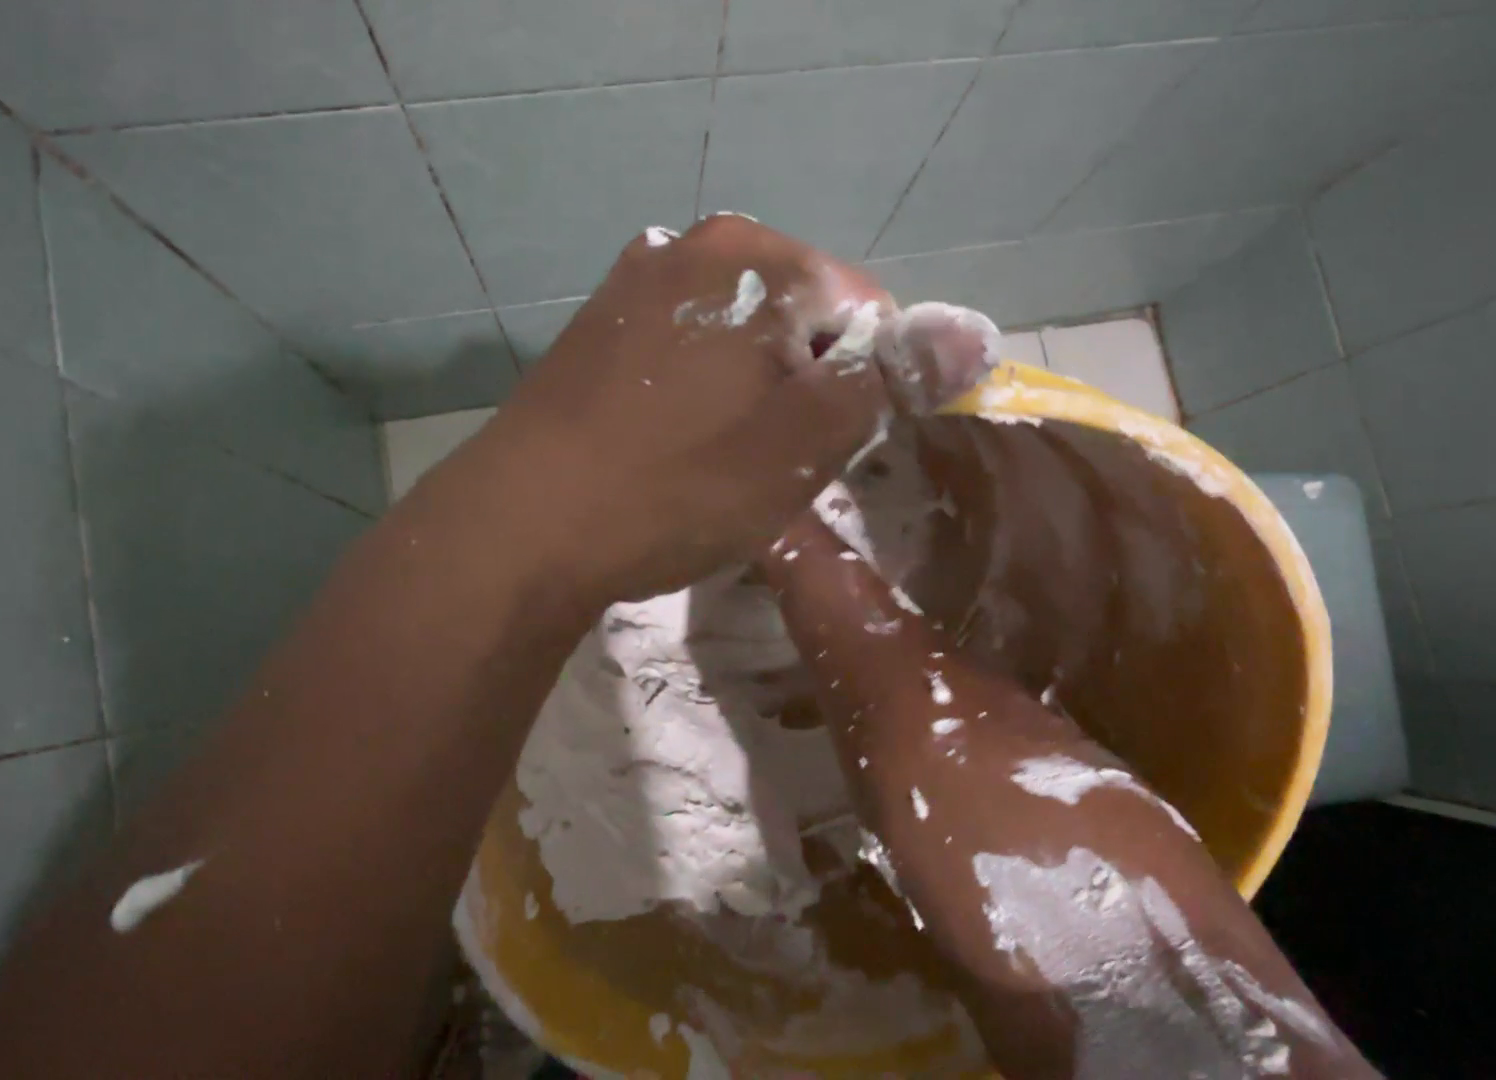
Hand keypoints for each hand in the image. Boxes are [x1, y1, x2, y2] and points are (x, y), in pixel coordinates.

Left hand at [476, 216, 896, 604]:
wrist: (524, 524)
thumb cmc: (679, 483)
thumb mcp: (804, 441)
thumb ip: (890, 378)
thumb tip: (971, 333)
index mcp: (755, 258)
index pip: (866, 306)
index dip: (868, 382)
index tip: (831, 445)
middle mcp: (693, 248)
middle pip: (799, 316)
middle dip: (807, 385)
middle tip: (776, 460)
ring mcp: (635, 283)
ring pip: (741, 338)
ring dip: (754, 394)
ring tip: (724, 459)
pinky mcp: (597, 329)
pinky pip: (685, 353)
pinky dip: (701, 394)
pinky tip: (676, 445)